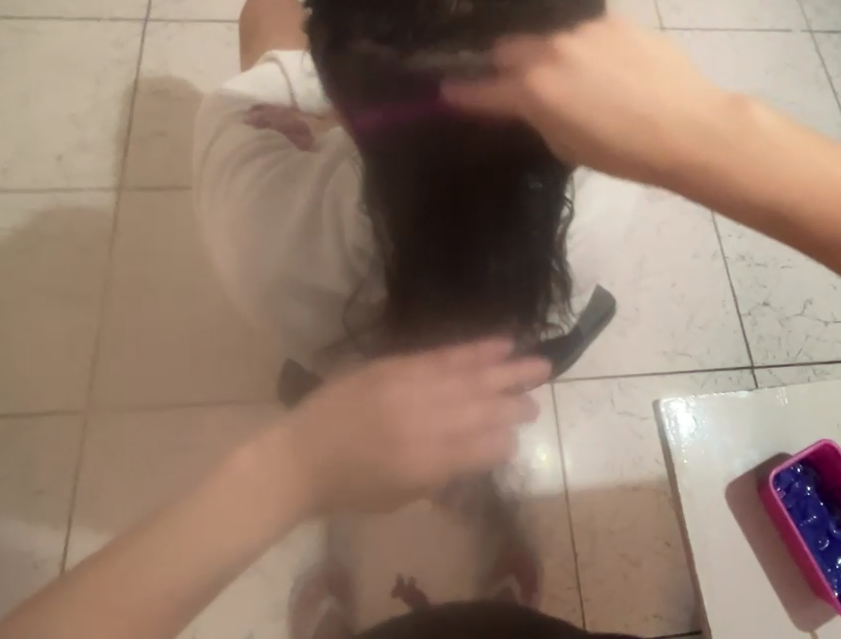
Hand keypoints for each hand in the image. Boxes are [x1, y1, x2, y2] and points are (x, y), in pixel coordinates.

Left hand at [270, 339, 551, 515]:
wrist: (300, 456)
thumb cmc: (350, 487)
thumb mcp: (401, 495)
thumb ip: (443, 472)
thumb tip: (483, 449)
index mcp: (426, 463)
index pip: (481, 448)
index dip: (504, 440)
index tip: (519, 436)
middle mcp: (423, 423)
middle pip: (481, 408)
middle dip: (514, 403)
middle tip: (540, 399)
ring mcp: (410, 388)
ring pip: (469, 377)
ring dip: (507, 370)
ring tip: (539, 364)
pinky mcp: (397, 364)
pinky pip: (443, 355)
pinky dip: (474, 350)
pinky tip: (500, 344)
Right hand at [440, 15, 746, 187]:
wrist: (691, 128)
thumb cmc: (626, 153)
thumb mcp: (567, 146)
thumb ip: (537, 118)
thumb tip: (529, 105)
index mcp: (532, 90)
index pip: (480, 89)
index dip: (461, 93)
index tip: (446, 91)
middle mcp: (549, 50)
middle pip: (506, 48)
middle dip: (503, 65)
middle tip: (516, 82)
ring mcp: (582, 29)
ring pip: (547, 36)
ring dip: (548, 54)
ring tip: (574, 75)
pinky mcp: (614, 19)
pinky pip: (584, 30)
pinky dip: (584, 46)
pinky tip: (607, 64)